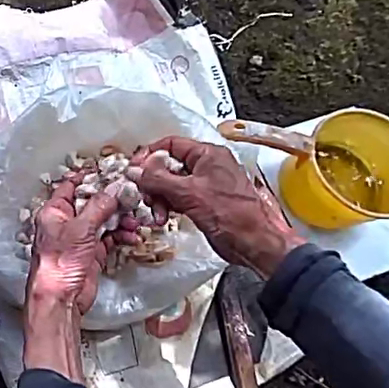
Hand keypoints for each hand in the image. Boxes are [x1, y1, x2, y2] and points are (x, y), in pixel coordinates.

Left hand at [23, 181, 119, 382]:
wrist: (60, 299)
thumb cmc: (58, 264)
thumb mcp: (80, 229)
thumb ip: (99, 206)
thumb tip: (115, 188)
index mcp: (54, 212)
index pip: (73, 186)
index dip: (92, 178)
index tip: (113, 174)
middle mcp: (65, 223)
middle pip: (92, 202)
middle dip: (114, 200)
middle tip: (132, 197)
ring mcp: (79, 238)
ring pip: (104, 220)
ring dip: (120, 219)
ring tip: (134, 220)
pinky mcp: (91, 253)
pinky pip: (109, 238)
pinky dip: (121, 235)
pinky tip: (132, 235)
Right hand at [137, 137, 303, 278]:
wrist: (254, 243)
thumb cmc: (231, 215)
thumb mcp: (188, 193)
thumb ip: (157, 179)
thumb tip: (135, 170)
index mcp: (208, 154)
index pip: (170, 144)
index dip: (149, 155)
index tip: (134, 170)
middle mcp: (207, 166)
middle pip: (168, 165)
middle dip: (153, 182)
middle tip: (145, 196)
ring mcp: (206, 185)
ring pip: (171, 184)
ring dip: (158, 198)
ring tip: (157, 213)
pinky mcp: (204, 202)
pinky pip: (178, 198)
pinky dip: (168, 206)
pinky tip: (163, 218)